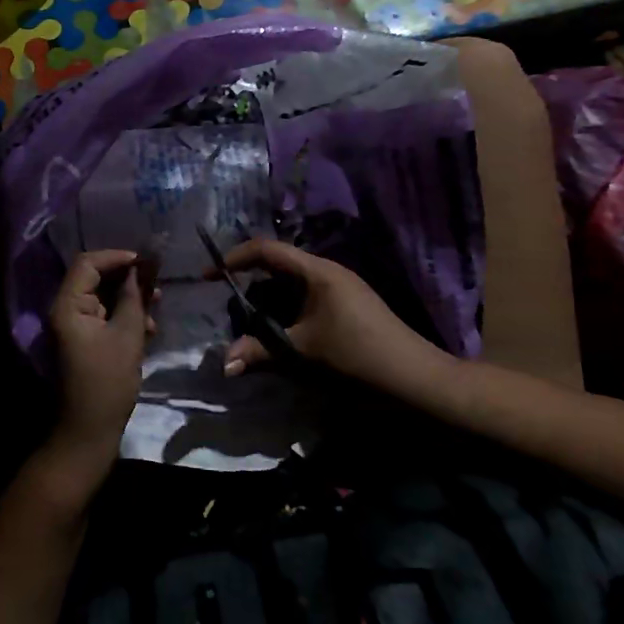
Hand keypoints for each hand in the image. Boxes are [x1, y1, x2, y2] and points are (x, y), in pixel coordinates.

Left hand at [48, 250, 155, 452]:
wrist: (89, 430)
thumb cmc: (108, 381)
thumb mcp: (128, 335)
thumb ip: (133, 297)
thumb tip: (139, 271)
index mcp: (68, 306)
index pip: (87, 263)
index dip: (116, 257)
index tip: (144, 263)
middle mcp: (65, 310)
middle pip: (94, 278)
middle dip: (126, 278)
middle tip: (155, 285)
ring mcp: (73, 325)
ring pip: (102, 296)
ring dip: (129, 298)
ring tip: (156, 309)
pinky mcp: (83, 339)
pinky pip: (104, 315)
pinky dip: (124, 315)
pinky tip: (147, 328)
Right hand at [216, 239, 435, 390]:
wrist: (412, 374)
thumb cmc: (356, 353)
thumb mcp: (303, 350)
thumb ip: (260, 352)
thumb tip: (224, 365)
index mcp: (317, 271)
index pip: (267, 249)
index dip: (235, 257)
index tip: (211, 275)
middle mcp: (327, 270)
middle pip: (278, 263)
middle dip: (249, 280)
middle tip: (228, 302)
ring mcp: (339, 286)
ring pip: (291, 281)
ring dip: (268, 297)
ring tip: (249, 319)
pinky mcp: (345, 302)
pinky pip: (305, 294)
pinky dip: (285, 306)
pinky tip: (280, 329)